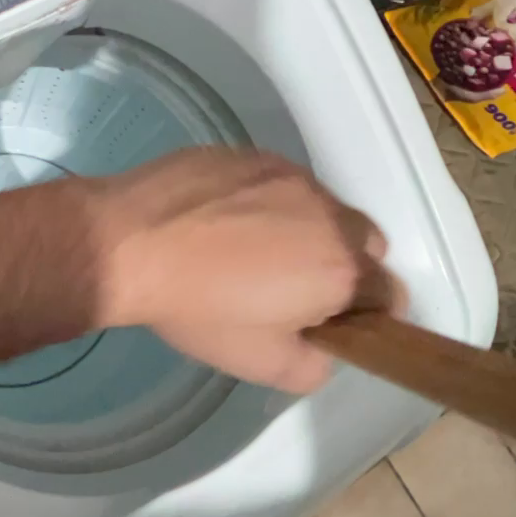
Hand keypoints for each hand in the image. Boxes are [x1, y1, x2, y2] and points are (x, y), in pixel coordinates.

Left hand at [87, 148, 397, 394]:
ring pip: (318, 203)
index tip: (326, 318)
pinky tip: (218, 216)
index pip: (389, 292)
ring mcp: (284, 173)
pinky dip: (263, 198)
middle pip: (362, 239)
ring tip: (243, 244)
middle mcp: (324, 210)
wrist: (126, 242)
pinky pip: (275, 179)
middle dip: (341, 262)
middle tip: (286, 281)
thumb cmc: (198, 308)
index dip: (364, 312)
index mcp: (341, 266)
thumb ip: (317, 363)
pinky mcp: (246, 152)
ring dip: (301, 225)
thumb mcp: (264, 364)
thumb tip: (323, 341)